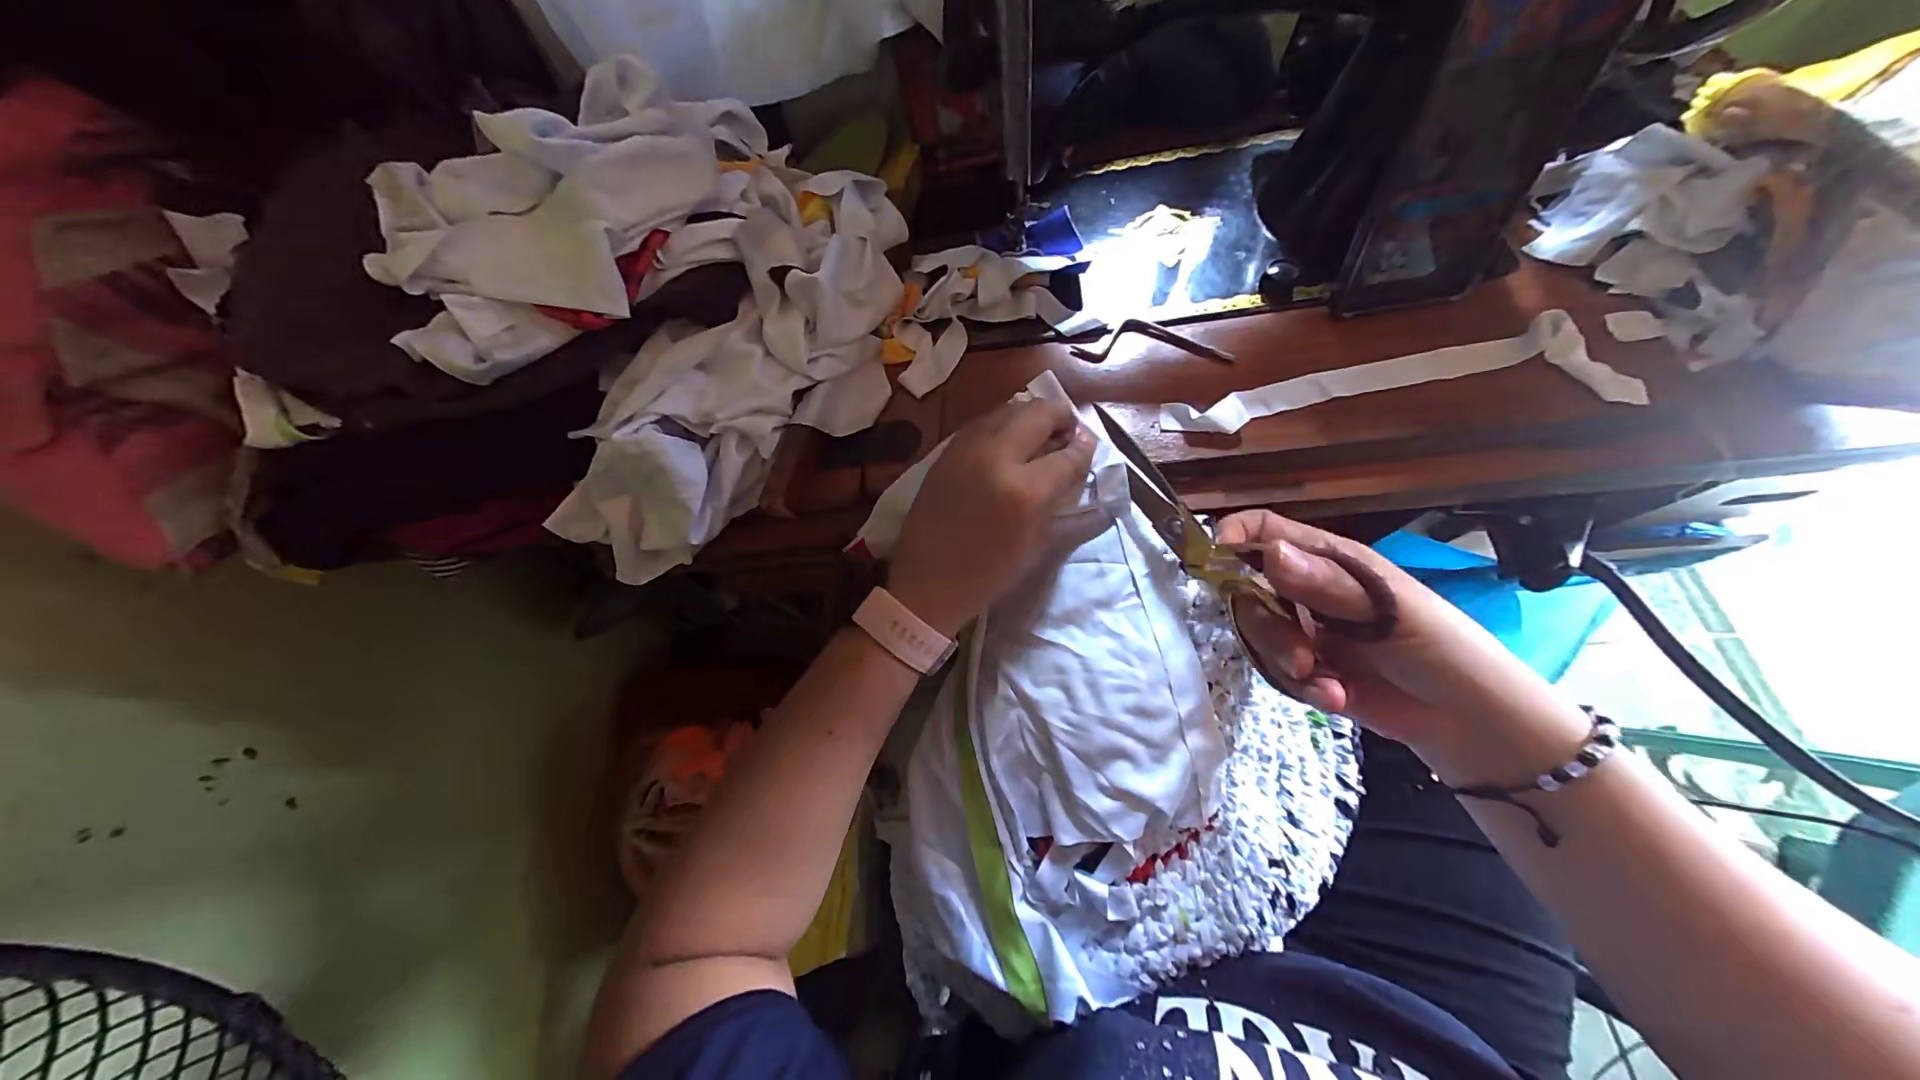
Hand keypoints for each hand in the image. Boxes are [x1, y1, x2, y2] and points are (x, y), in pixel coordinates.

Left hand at [887, 399, 1095, 636]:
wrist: (926, 582)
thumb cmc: (988, 574)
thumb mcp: (1037, 544)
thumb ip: (1063, 499)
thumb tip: (1081, 465)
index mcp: (1024, 490)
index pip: (1068, 454)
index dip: (1085, 447)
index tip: (1090, 445)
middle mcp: (996, 457)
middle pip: (1039, 413)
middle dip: (1061, 418)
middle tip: (1068, 433)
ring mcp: (967, 449)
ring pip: (1010, 409)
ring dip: (1032, 417)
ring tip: (1041, 435)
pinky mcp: (947, 450)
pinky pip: (984, 422)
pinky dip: (1004, 425)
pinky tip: (1010, 442)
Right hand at [1216, 510, 1577, 766]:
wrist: (1470, 722)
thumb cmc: (1441, 647)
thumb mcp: (1389, 611)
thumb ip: (1326, 585)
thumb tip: (1268, 553)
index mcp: (1329, 561)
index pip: (1265, 531)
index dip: (1234, 536)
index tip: (1212, 557)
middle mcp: (1307, 591)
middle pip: (1249, 592)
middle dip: (1267, 627)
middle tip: (1301, 656)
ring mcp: (1305, 631)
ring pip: (1259, 635)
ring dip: (1284, 660)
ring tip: (1325, 682)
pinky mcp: (1307, 669)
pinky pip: (1275, 672)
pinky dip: (1301, 687)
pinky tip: (1336, 697)